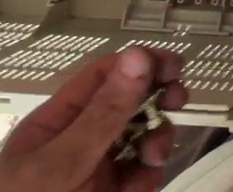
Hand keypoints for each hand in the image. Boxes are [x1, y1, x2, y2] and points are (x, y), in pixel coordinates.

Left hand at [0, 46, 188, 191]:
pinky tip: (142, 187)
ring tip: (154, 157)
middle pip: (127, 101)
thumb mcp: (59, 169)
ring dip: (156, 138)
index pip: (102, 75)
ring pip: (140, 136)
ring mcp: (94, 175)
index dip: (139, 64)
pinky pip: (140, 175)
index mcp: (53, 126)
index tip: (174, 68)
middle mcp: (76, 143)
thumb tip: (141, 53)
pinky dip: (148, 175)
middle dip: (155, 97)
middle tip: (178, 98)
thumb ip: (103, 114)